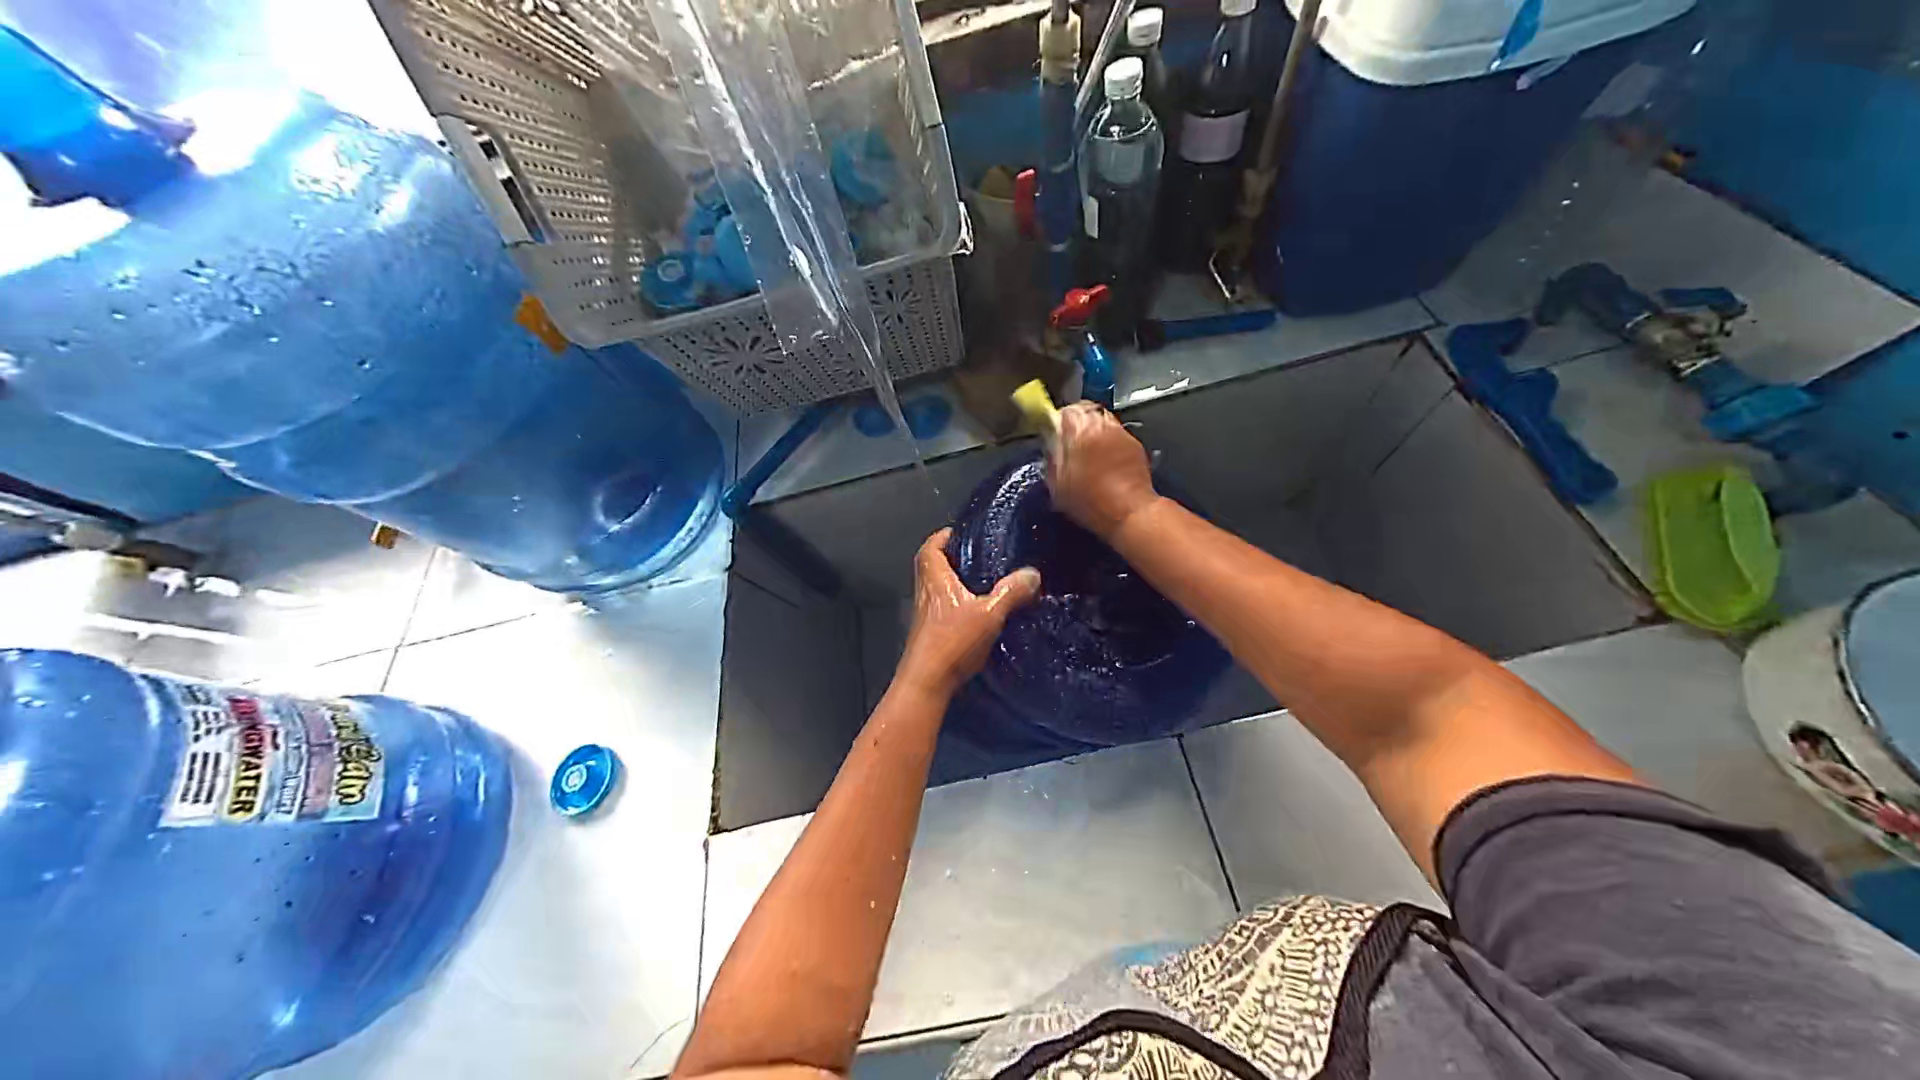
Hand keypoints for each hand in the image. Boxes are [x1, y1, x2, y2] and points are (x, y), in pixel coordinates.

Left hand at [895, 528, 1040, 696]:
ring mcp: (925, 616)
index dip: (943, 537)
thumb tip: (1032, 574)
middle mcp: (926, 594)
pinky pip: (943, 611)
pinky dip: (958, 607)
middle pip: (933, 567)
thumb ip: (1011, 592)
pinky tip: (979, 616)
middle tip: (978, 557)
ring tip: (984, 584)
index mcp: (935, 579)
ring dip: (956, 584)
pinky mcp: (929, 636)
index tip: (962, 533)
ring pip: (938, 590)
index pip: (931, 547)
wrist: (927, 683)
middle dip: (953, 559)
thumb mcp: (990, 613)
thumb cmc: (953, 642)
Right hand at [1046, 401, 1159, 538]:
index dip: (1056, 422)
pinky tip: (1106, 462)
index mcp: (1076, 430)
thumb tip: (1050, 447)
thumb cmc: (1090, 502)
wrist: (1127, 511)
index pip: (1062, 411)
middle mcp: (1100, 424)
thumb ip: (1051, 458)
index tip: (1053, 433)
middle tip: (1070, 442)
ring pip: (1102, 421)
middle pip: (1084, 411)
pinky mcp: (1135, 444)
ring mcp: (1119, 432)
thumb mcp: (1057, 484)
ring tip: (1089, 452)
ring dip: (1094, 432)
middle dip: (1076, 424)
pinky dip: (1109, 443)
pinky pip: (1117, 435)